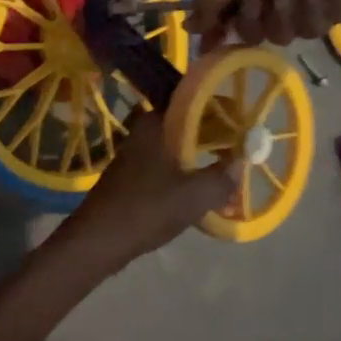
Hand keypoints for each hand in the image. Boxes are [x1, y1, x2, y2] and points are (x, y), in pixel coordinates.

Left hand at [58, 113, 236, 266]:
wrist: (100, 238)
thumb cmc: (148, 208)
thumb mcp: (195, 195)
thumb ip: (222, 177)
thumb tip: (241, 161)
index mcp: (155, 124)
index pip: (190, 102)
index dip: (217, 109)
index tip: (241, 120)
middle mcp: (142, 131)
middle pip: (183, 125)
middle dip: (211, 135)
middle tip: (239, 147)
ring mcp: (134, 154)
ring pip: (175, 146)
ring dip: (198, 156)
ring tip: (226, 169)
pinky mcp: (131, 175)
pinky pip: (165, 165)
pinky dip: (184, 172)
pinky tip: (200, 188)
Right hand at [186, 0, 340, 47]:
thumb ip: (208, 5)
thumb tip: (186, 26)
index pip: (219, 15)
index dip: (214, 32)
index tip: (208, 49)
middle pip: (248, 32)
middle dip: (254, 19)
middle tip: (260, 0)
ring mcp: (294, 10)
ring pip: (279, 36)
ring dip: (283, 14)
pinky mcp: (322, 18)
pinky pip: (308, 32)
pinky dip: (309, 13)